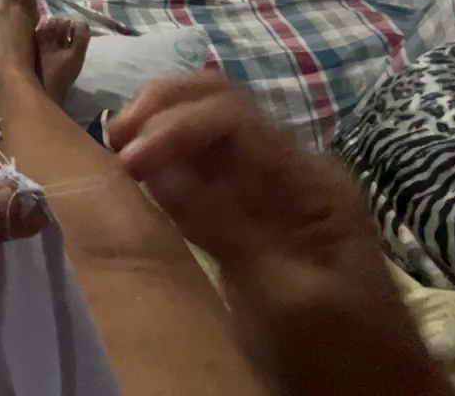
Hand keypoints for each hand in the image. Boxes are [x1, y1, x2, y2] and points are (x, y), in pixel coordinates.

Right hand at [106, 71, 374, 287]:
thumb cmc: (342, 354)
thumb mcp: (283, 295)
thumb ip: (219, 223)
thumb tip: (149, 165)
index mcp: (309, 178)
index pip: (233, 117)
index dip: (173, 126)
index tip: (127, 159)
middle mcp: (286, 166)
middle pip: (216, 101)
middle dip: (159, 107)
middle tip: (113, 137)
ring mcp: (264, 185)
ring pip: (201, 121)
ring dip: (154, 123)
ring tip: (113, 147)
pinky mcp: (241, 209)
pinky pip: (195, 162)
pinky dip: (159, 154)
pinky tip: (132, 170)